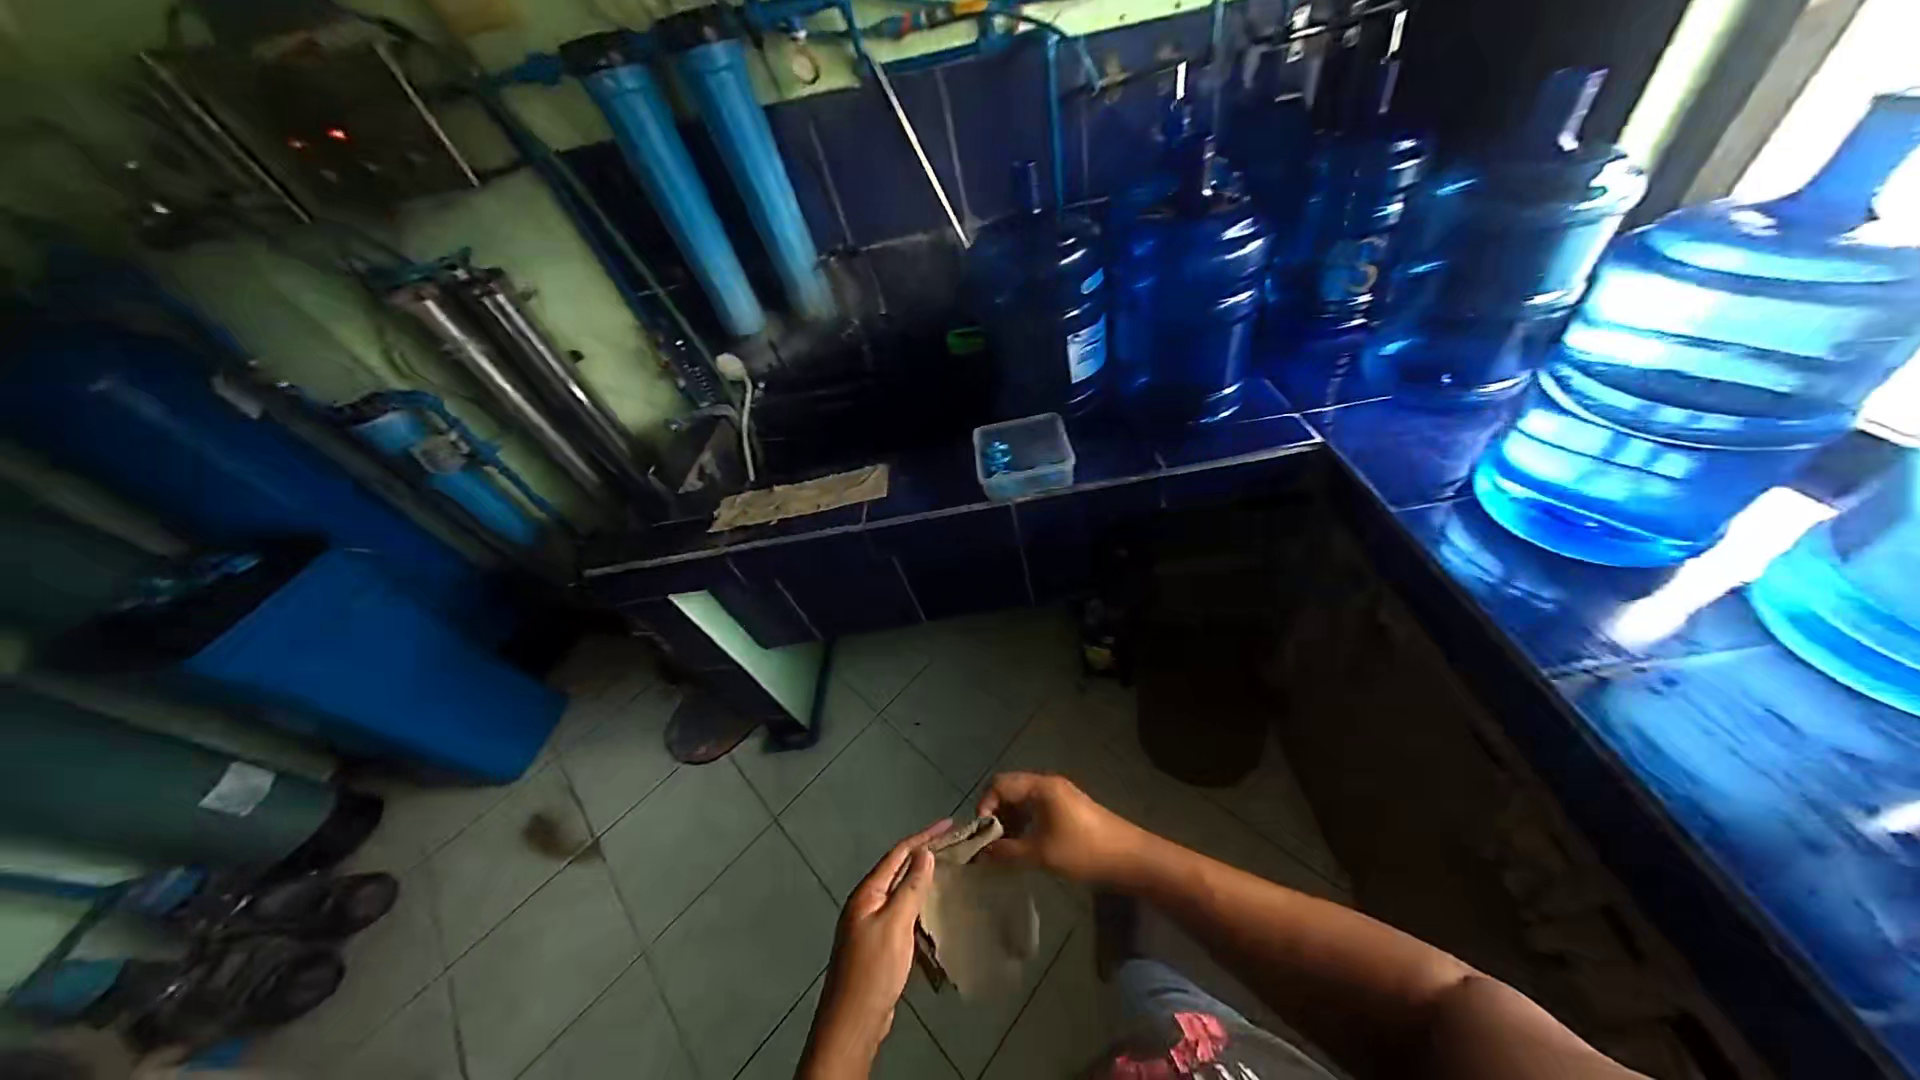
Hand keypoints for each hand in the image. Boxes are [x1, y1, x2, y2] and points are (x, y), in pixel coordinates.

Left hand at [802, 818, 949, 1079]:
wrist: (853, 1023)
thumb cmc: (873, 970)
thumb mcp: (895, 924)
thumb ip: (910, 888)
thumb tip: (924, 854)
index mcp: (866, 893)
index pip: (898, 854)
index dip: (923, 837)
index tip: (947, 824)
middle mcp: (866, 903)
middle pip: (898, 869)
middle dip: (923, 855)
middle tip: (952, 844)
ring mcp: (870, 924)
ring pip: (900, 892)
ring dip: (922, 880)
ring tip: (948, 871)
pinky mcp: (878, 944)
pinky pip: (902, 914)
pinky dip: (919, 906)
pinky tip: (934, 911)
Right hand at [975, 771, 1148, 887]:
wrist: (1130, 858)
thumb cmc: (1083, 851)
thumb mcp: (1041, 854)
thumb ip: (1006, 852)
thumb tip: (979, 855)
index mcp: (1040, 786)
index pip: (999, 784)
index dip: (985, 806)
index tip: (981, 835)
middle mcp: (1047, 784)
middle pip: (1009, 789)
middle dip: (995, 813)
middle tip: (990, 842)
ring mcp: (1058, 795)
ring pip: (1022, 800)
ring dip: (1009, 820)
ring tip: (1004, 847)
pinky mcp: (1066, 808)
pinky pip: (1035, 808)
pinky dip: (1024, 822)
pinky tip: (1024, 845)